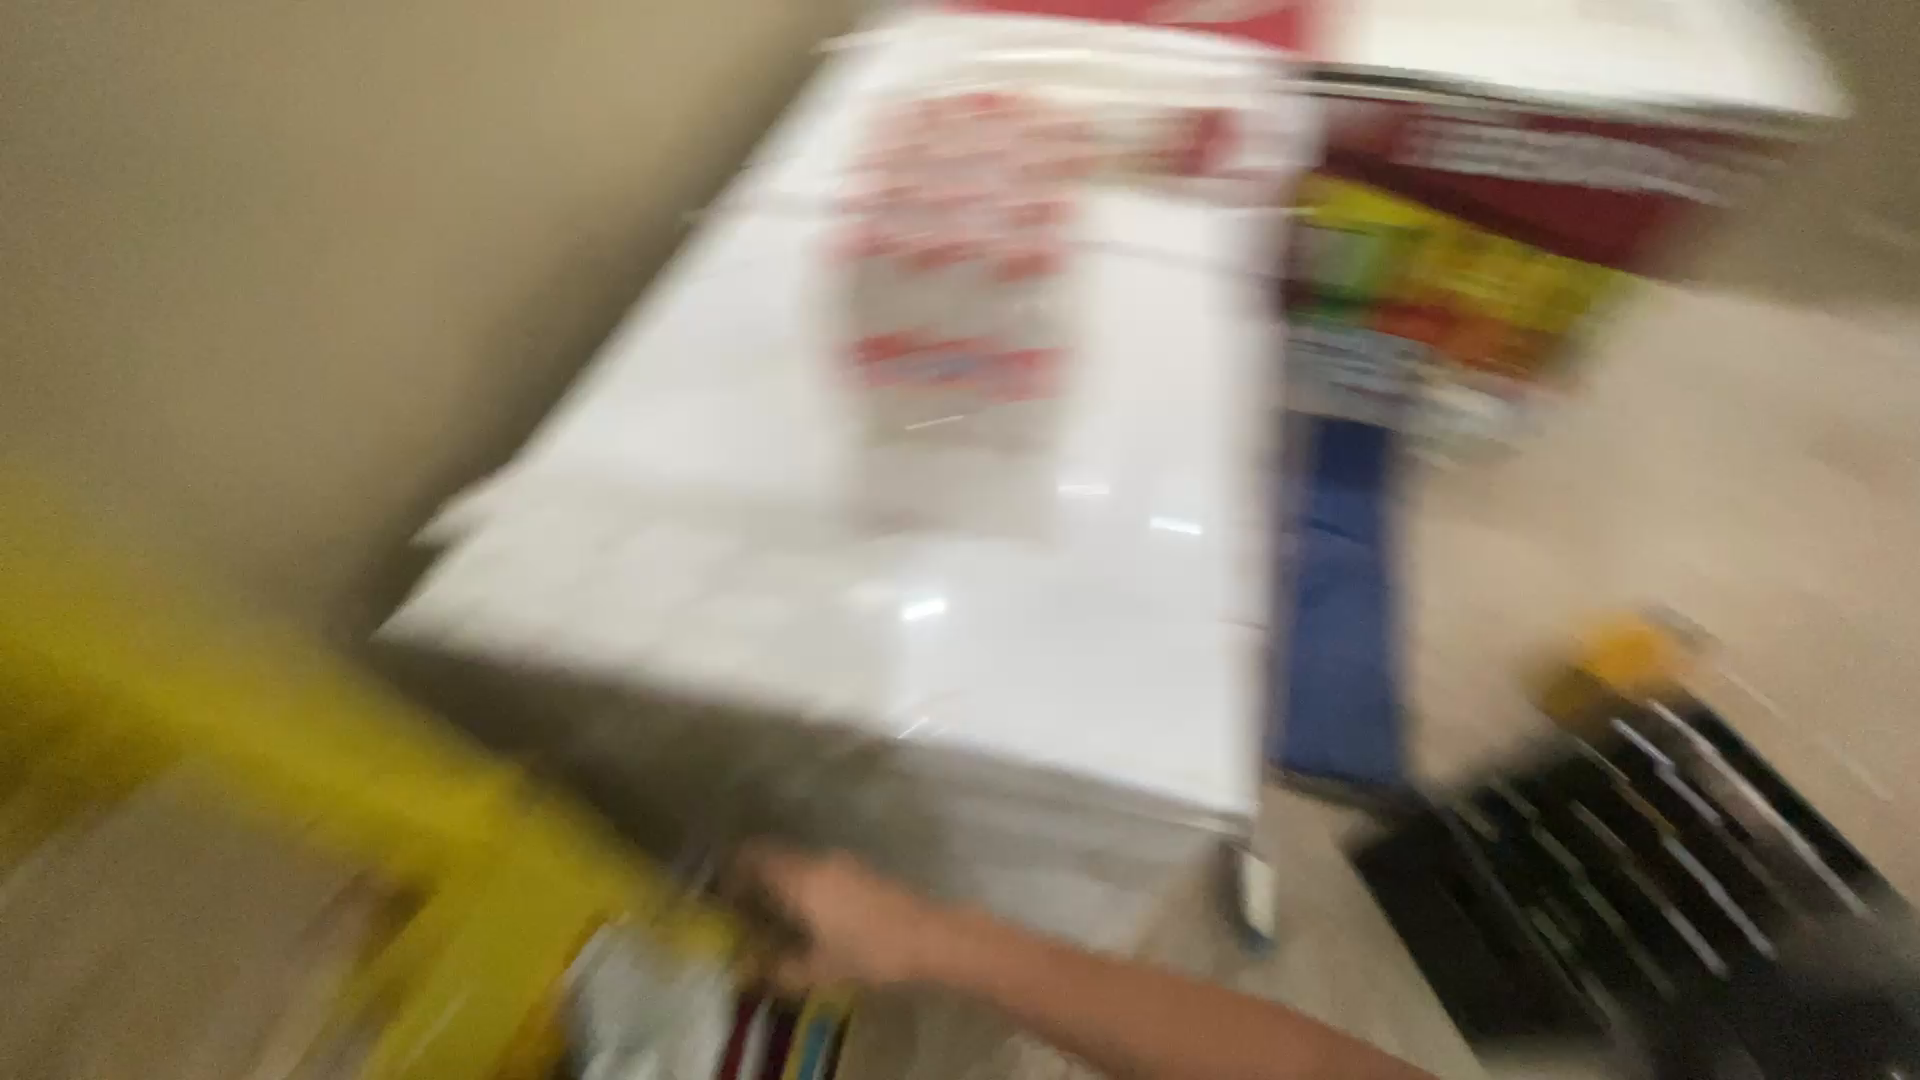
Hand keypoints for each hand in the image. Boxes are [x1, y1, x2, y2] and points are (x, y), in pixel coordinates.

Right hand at [731, 844, 946, 991]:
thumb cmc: (871, 952)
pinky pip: (820, 872)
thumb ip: (780, 968)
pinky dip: (803, 887)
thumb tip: (750, 969)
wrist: (932, 938)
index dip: (732, 867)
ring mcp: (846, 863)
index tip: (717, 888)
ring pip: (799, 865)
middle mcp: (821, 860)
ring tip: (769, 918)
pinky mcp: (863, 872)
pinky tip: (807, 917)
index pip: (756, 855)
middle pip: (776, 858)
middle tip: (738, 908)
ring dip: (780, 884)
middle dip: (754, 878)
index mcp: (803, 878)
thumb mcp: (818, 970)